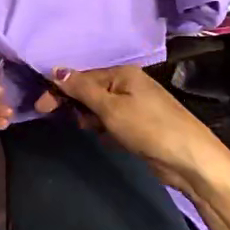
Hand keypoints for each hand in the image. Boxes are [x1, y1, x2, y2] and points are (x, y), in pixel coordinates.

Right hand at [36, 65, 224, 190]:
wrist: (188, 158)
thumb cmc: (148, 128)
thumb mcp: (110, 107)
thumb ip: (81, 89)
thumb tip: (55, 70)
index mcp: (122, 73)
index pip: (81, 77)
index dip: (59, 90)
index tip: (40, 107)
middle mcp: (127, 84)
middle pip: (89, 90)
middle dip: (74, 105)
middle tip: (62, 121)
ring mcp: (134, 105)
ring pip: (98, 108)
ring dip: (90, 119)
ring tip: (94, 131)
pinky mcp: (138, 125)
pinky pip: (110, 122)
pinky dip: (104, 129)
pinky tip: (106, 139)